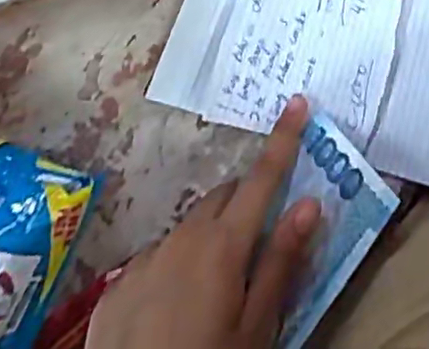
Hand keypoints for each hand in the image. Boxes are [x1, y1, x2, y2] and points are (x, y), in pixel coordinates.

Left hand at [88, 95, 322, 348]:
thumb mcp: (257, 327)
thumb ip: (281, 262)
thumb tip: (309, 203)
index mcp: (225, 243)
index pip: (262, 178)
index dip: (283, 139)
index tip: (296, 102)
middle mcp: (184, 236)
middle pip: (225, 196)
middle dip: (247, 201)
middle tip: (261, 237)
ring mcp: (148, 256)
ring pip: (191, 226)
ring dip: (212, 236)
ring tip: (217, 286)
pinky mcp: (119, 282)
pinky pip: (159, 255)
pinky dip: (177, 264)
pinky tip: (175, 308)